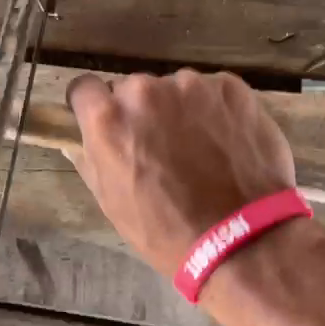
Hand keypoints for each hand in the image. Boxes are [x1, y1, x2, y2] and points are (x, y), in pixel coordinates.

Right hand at [64, 70, 297, 274]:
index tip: (106, 122)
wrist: (244, 240)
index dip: (93, 105)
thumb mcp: (111, 200)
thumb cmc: (166, 229)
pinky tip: (226, 142)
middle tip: (160, 145)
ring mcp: (191, 85)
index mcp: (108, 118)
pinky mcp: (231, 88)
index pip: (84, 88)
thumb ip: (91, 159)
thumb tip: (80, 141)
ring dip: (179, 109)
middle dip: (141, 111)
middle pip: (132, 88)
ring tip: (200, 148)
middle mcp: (145, 90)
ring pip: (175, 90)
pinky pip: (212, 92)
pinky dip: (214, 110)